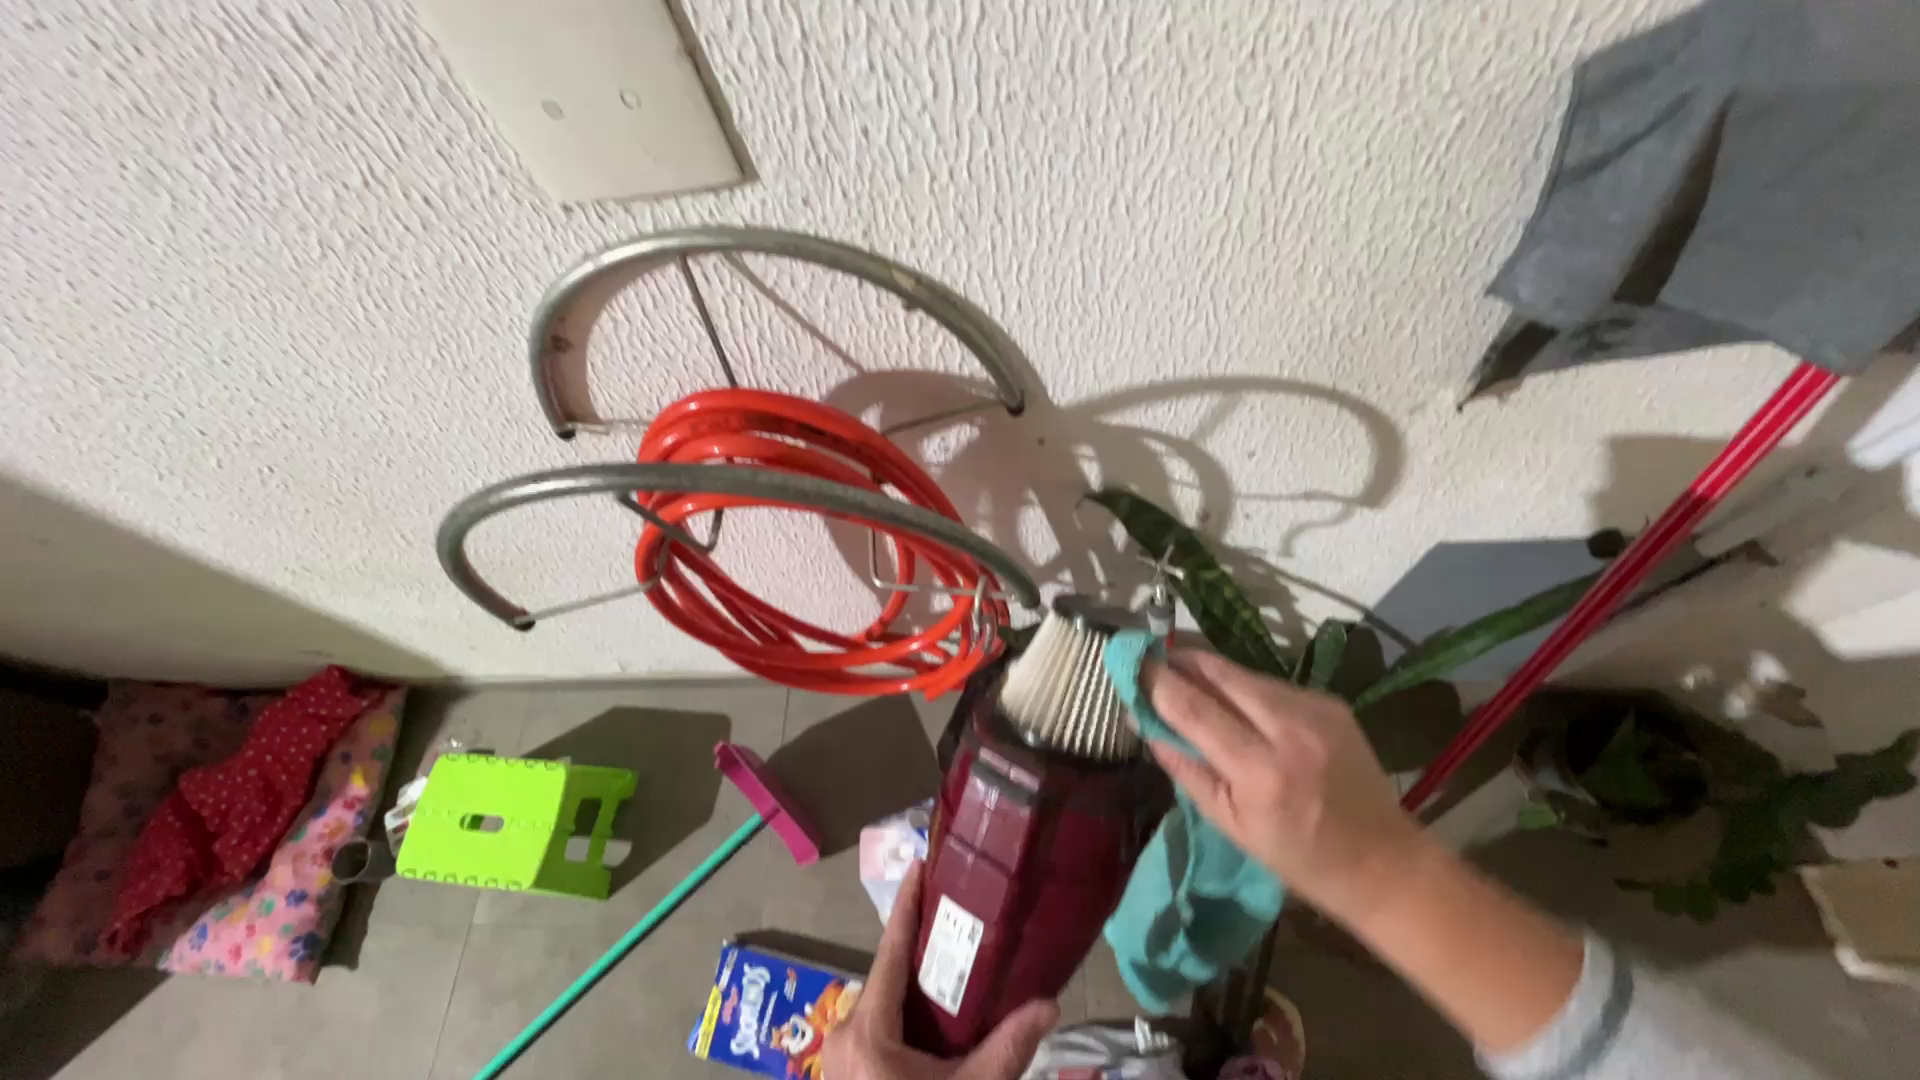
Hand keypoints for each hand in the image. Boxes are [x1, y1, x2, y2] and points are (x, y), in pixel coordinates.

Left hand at [822, 862, 1057, 1079]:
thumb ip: (1006, 1051)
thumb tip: (1051, 1004)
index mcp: (868, 1030)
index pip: (890, 950)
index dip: (907, 904)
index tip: (920, 862)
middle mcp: (844, 1033)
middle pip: (887, 977)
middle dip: (920, 949)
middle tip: (959, 919)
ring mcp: (838, 1058)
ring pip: (882, 1006)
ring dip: (914, 988)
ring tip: (952, 966)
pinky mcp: (844, 1077)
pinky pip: (876, 1030)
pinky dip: (904, 1016)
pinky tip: (932, 1021)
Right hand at [1143, 648, 1430, 922]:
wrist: (1382, 862)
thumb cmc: (1295, 856)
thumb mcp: (1227, 823)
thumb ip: (1183, 767)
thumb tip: (1144, 720)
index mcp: (1260, 771)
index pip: (1194, 709)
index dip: (1157, 680)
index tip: (1130, 662)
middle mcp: (1290, 730)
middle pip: (1221, 674)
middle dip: (1181, 659)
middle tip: (1151, 656)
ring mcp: (1316, 711)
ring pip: (1245, 674)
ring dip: (1211, 672)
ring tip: (1185, 676)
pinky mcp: (1331, 702)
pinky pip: (1271, 685)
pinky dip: (1245, 689)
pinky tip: (1236, 704)